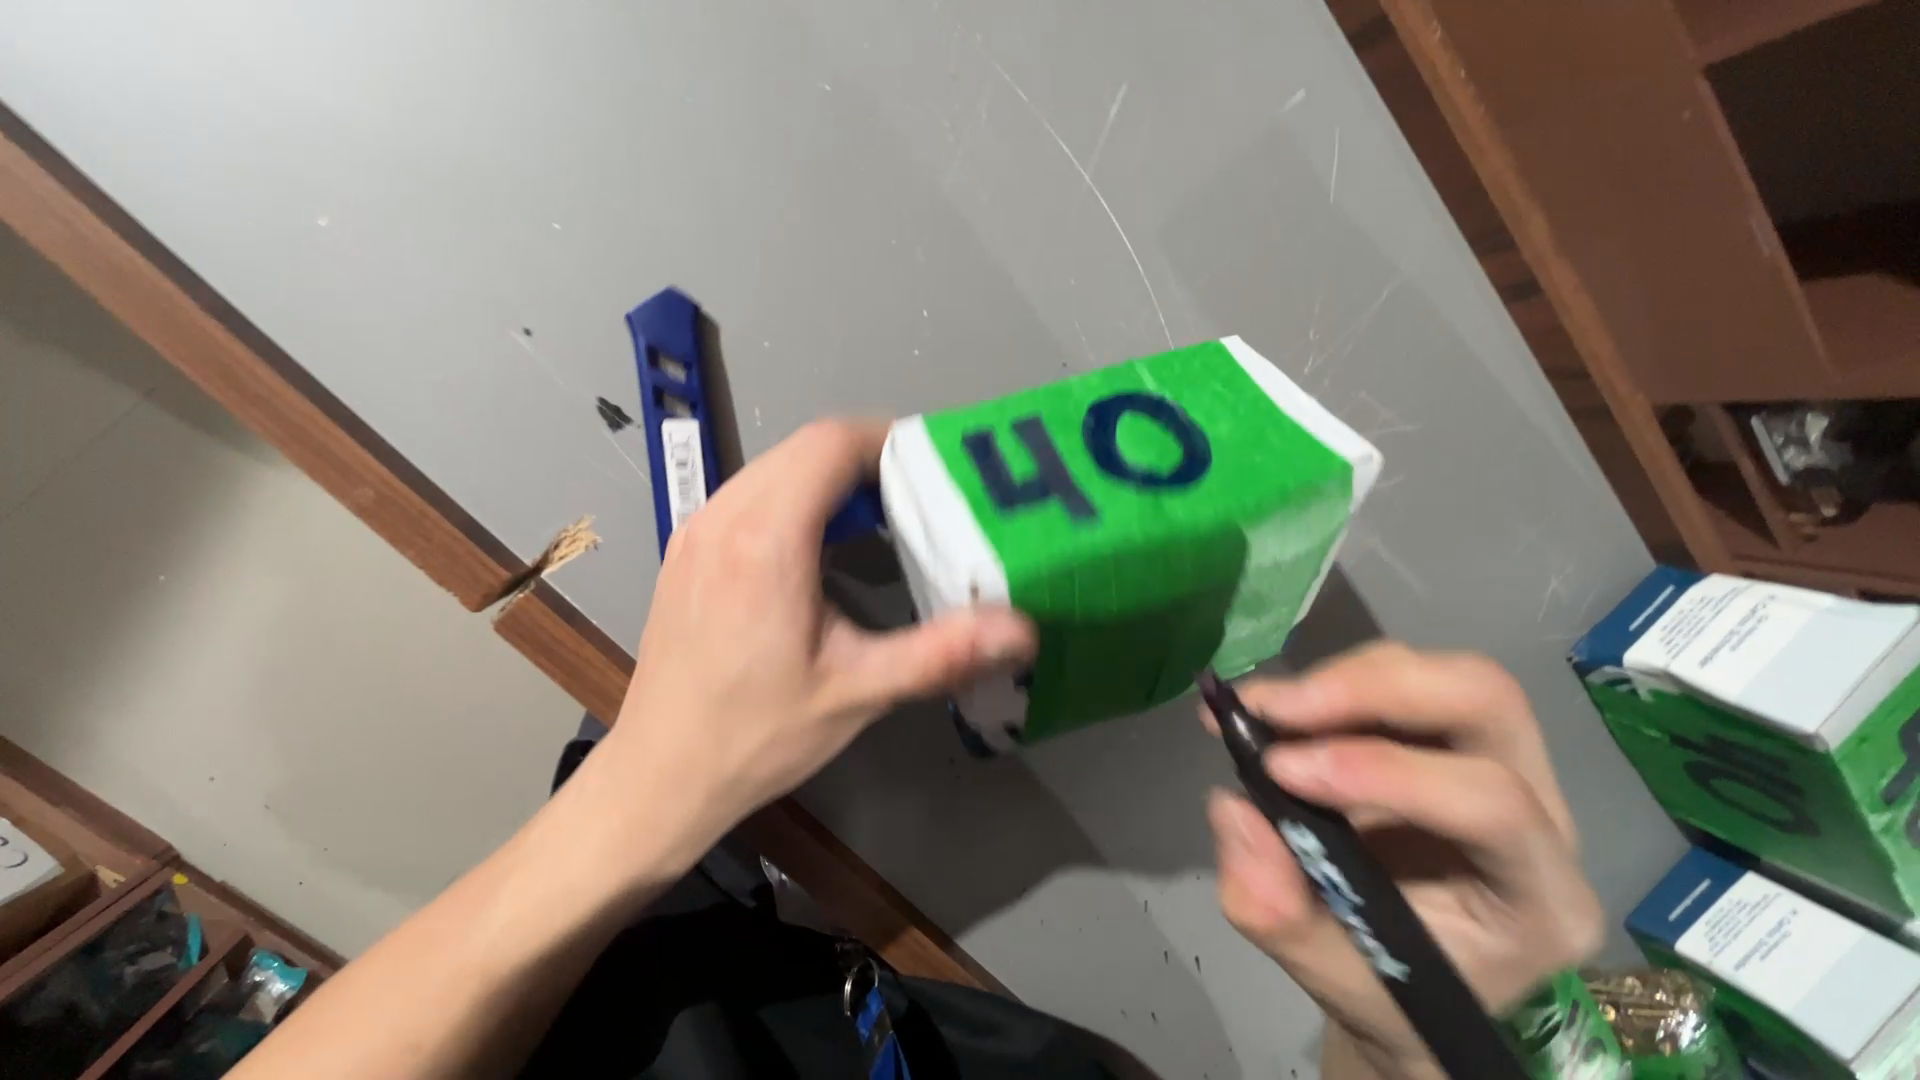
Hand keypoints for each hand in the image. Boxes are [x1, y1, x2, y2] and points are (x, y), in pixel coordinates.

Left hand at [593, 419, 1034, 860]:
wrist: (659, 775)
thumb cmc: (756, 735)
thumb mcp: (857, 692)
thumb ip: (941, 651)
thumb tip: (1023, 627)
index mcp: (765, 540)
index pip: (830, 445)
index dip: (889, 440)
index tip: (938, 467)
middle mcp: (722, 517)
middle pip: (804, 447)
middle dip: (869, 457)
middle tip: (924, 495)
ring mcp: (695, 530)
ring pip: (774, 467)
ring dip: (831, 476)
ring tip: (884, 516)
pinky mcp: (686, 550)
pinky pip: (750, 494)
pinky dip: (797, 497)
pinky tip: (826, 544)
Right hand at [1203, 643, 1601, 1079]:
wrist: (1406, 979)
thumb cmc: (1385, 988)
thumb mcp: (1326, 973)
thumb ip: (1277, 908)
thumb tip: (1235, 809)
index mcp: (1539, 897)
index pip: (1492, 805)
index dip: (1383, 773)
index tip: (1277, 769)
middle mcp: (1542, 814)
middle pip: (1483, 701)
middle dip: (1369, 689)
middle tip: (1275, 709)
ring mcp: (1502, 762)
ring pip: (1441, 676)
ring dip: (1341, 679)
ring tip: (1258, 708)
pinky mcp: (1447, 737)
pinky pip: (1399, 679)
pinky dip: (1326, 682)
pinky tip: (1270, 707)